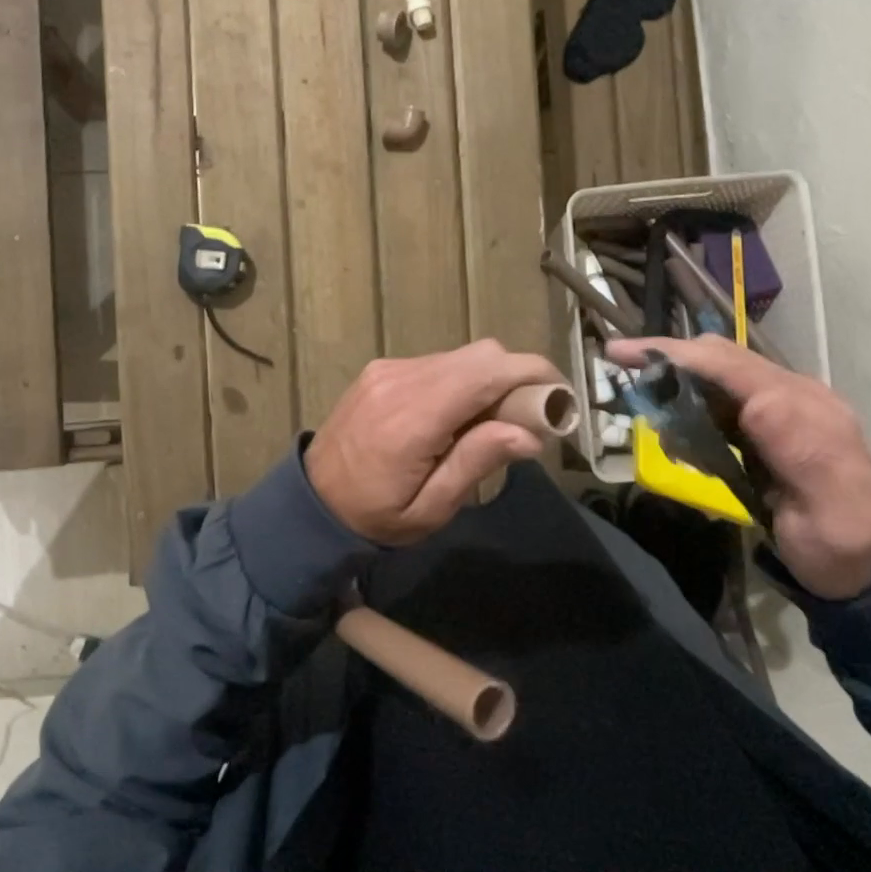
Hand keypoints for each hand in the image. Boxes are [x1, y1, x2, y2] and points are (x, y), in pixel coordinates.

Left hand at [307, 340, 565, 545]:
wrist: (309, 503)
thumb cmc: (374, 517)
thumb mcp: (429, 509)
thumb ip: (476, 463)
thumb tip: (530, 434)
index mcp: (414, 416)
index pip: (488, 372)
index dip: (534, 376)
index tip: (561, 402)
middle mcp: (401, 379)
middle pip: (482, 354)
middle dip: (518, 378)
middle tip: (530, 421)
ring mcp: (388, 369)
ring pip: (462, 356)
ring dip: (490, 380)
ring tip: (493, 423)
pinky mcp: (382, 369)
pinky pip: (439, 363)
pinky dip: (462, 381)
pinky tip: (458, 416)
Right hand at [608, 336, 870, 599]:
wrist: (863, 567)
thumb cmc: (837, 545)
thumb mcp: (828, 510)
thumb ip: (804, 454)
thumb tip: (760, 402)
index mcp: (808, 412)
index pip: (734, 368)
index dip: (679, 355)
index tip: (625, 354)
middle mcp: (799, 395)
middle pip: (725, 358)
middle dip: (670, 354)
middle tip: (619, 360)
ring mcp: (789, 403)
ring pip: (723, 368)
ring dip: (678, 370)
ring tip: (638, 382)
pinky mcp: (777, 416)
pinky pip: (728, 389)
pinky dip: (692, 389)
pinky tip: (671, 404)